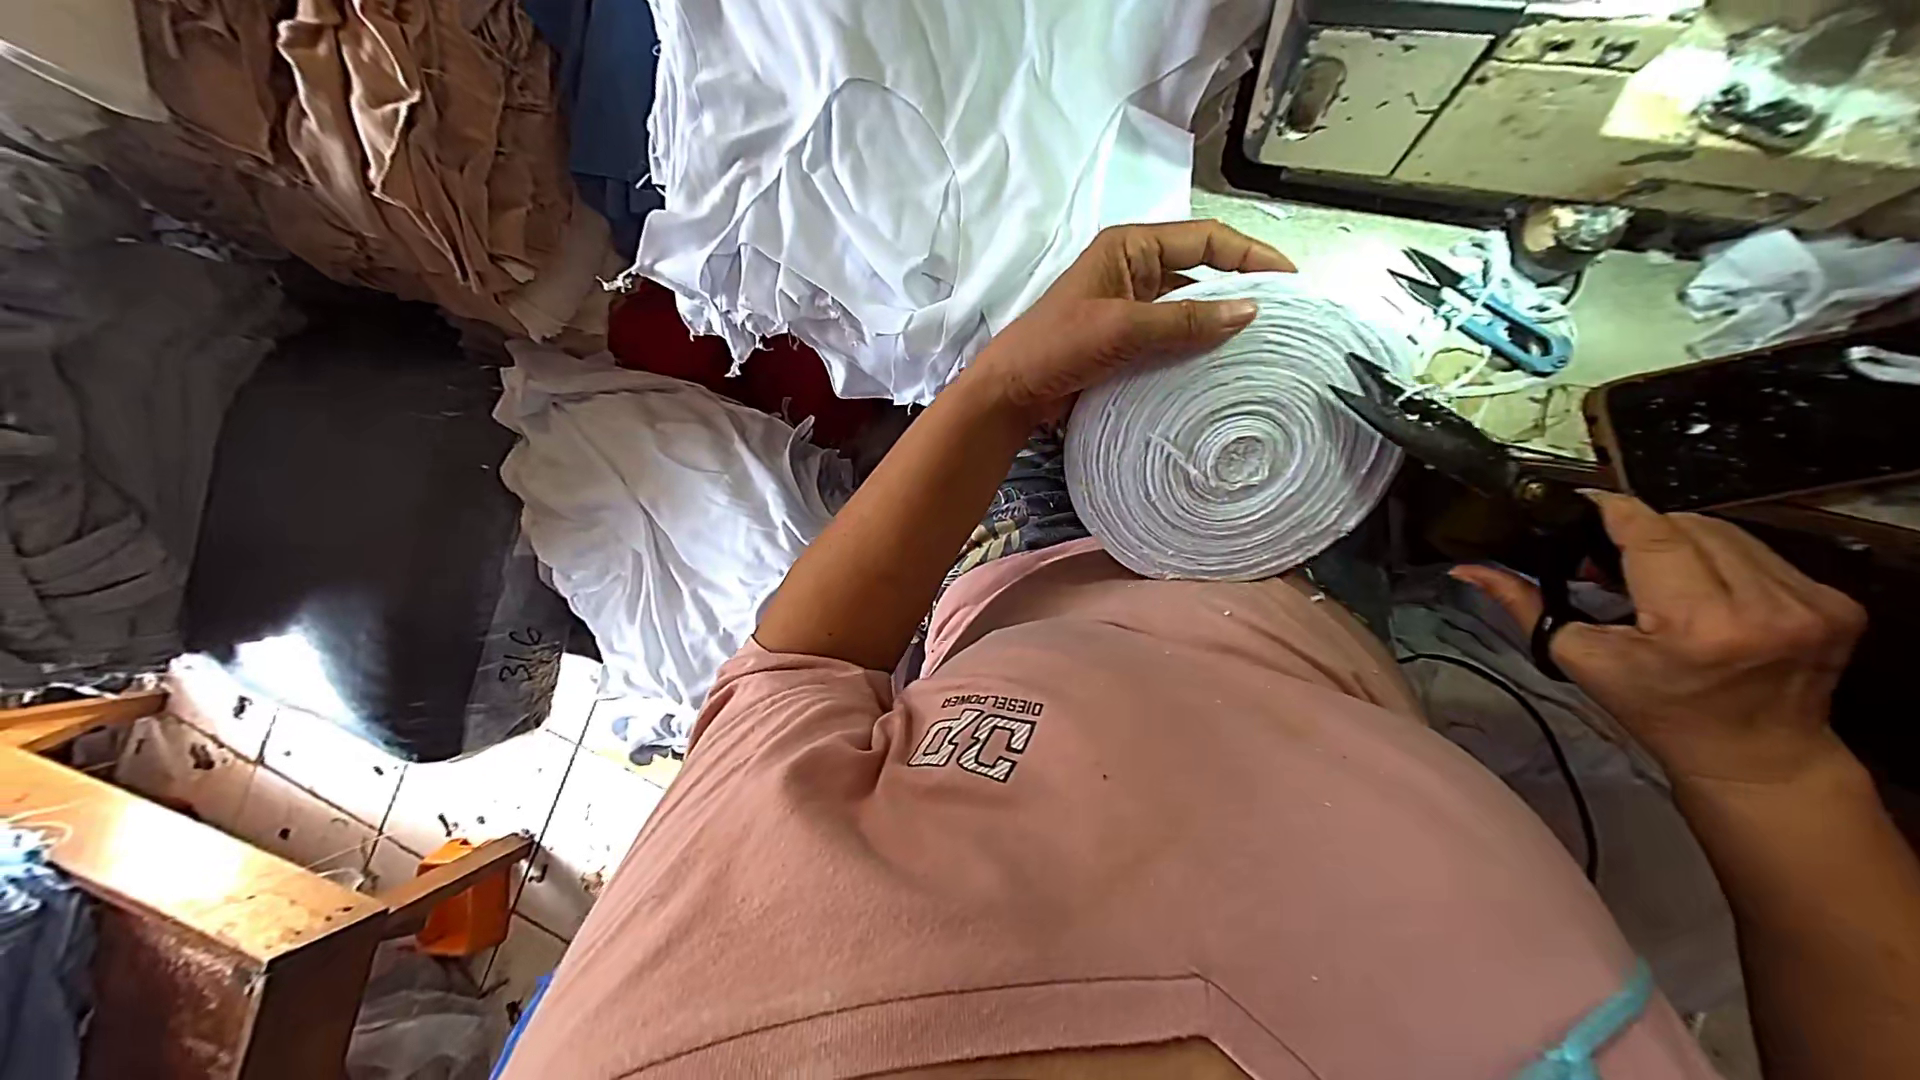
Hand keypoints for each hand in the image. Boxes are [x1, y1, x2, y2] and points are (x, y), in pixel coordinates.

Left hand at [961, 221, 1294, 423]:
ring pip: (1186, 308)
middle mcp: (1133, 270)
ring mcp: (1128, 307)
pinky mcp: (1123, 340)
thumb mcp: (1121, 327)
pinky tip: (1216, 366)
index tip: (1288, 278)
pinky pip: (1169, 336)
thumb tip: (1249, 312)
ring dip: (1216, 324)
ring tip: (1258, 346)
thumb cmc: (1056, 346)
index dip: (1250, 254)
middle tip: (1281, 317)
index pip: (1205, 239)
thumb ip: (1184, 319)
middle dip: (1238, 290)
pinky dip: (1192, 348)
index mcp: (1130, 247)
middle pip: (1200, 272)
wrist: (1011, 392)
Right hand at [1452, 493, 1866, 786]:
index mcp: (1697, 624)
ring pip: (1726, 531)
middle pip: (1689, 525)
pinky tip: (1696, 584)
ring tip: (1649, 571)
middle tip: (1604, 556)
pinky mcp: (1835, 602)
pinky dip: (1717, 556)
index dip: (1613, 510)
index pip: (1654, 535)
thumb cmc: (1655, 708)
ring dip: (1679, 540)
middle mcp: (1765, 606)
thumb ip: (1523, 603)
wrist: (1754, 752)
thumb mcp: (1576, 655)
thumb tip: (1467, 570)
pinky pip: (1759, 551)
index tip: (1581, 503)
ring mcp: (1810, 602)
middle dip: (1640, 530)